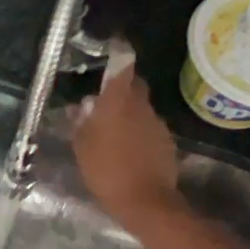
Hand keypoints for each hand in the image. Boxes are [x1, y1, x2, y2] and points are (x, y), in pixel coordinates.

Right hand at [72, 67, 181, 225]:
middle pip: (135, 87)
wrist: (146, 202)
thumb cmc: (106, 172)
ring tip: (116, 135)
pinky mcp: (168, 142)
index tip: (115, 47)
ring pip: (143, 110)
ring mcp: (158, 124)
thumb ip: (81, 124)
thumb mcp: (82, 149)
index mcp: (118, 102)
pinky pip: (151, 130)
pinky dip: (142, 135)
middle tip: (106, 105)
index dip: (120, 54)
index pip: (123, 67)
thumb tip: (81, 108)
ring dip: (131, 116)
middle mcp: (141, 106)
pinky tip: (131, 152)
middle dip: (123, 90)